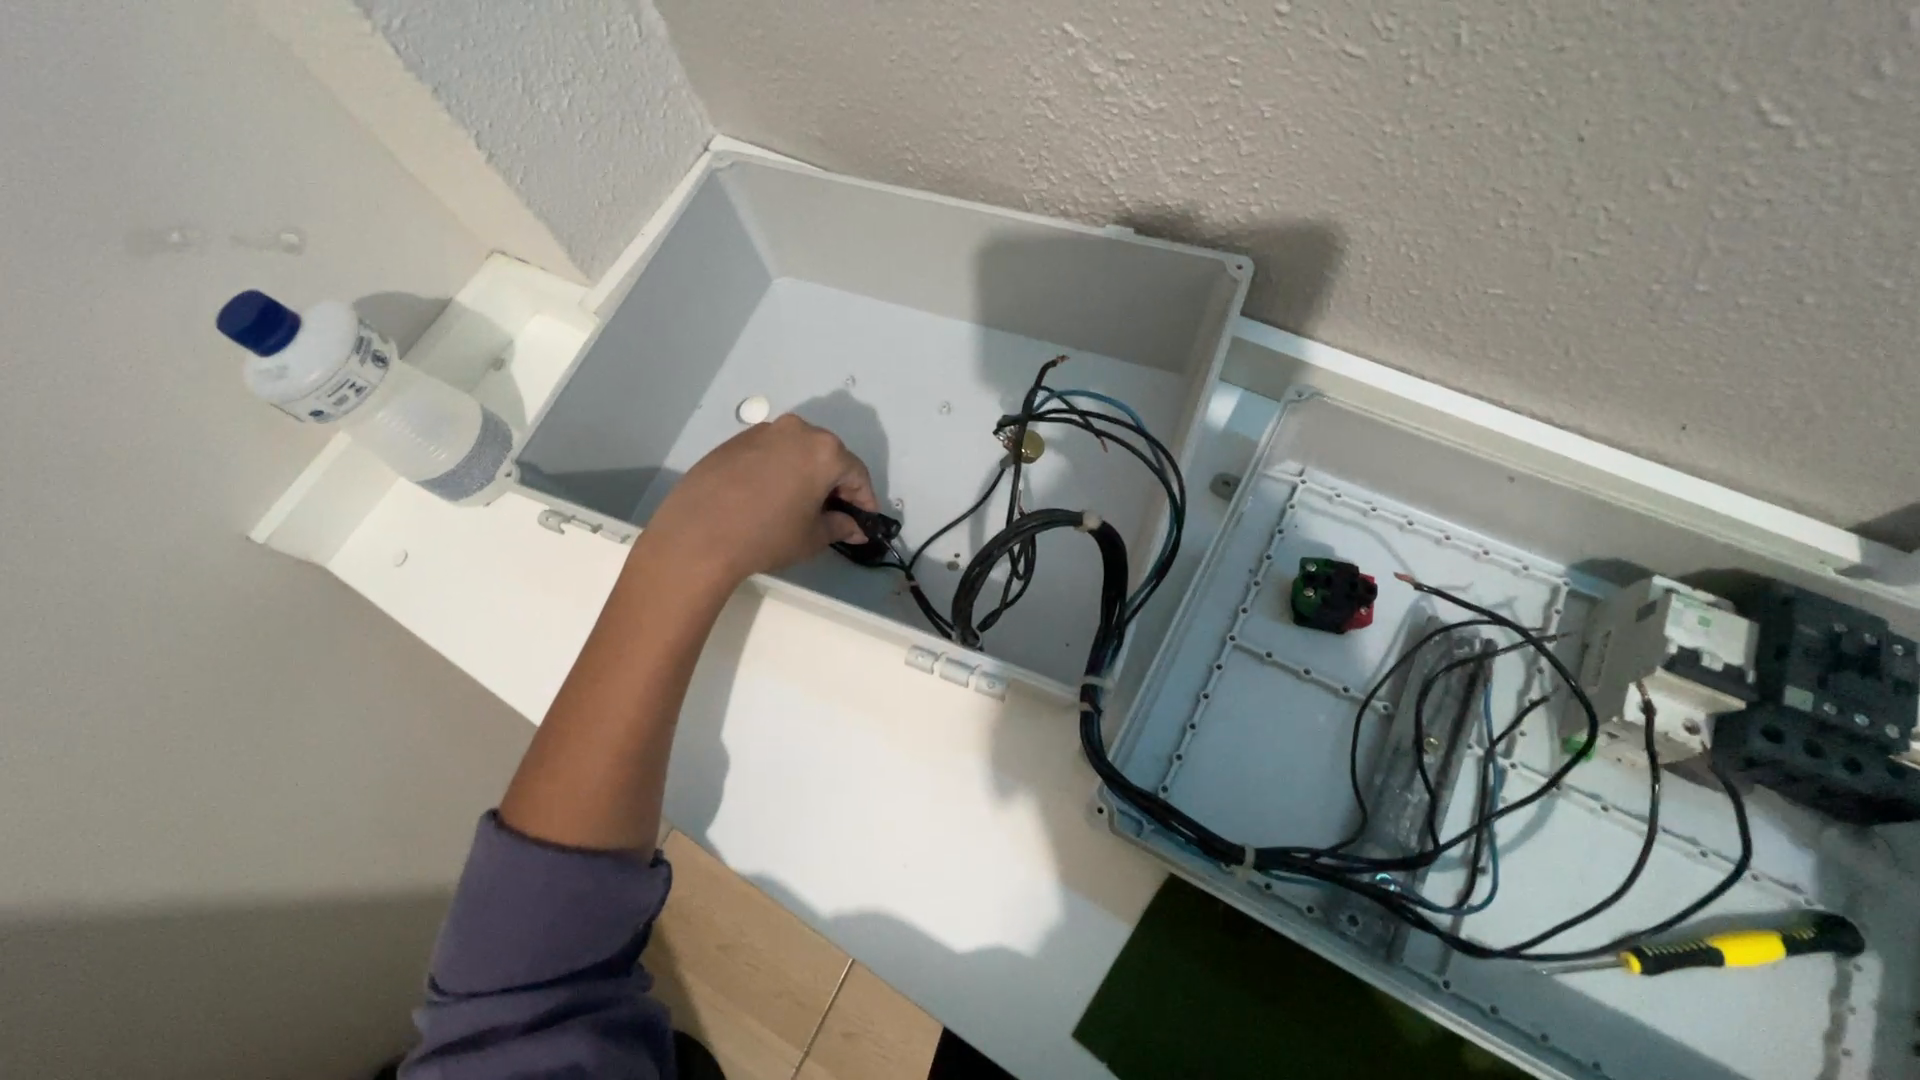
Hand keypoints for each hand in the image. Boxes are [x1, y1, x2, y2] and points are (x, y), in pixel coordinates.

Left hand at [639, 414, 877, 587]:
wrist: (698, 533)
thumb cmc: (767, 535)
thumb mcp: (811, 537)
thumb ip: (840, 526)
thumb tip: (855, 528)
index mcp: (825, 451)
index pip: (856, 474)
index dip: (864, 500)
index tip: (863, 522)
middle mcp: (797, 430)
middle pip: (828, 456)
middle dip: (835, 483)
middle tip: (832, 513)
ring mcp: (764, 431)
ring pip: (797, 451)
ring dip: (806, 473)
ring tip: (799, 504)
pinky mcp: (736, 440)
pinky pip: (770, 452)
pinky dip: (779, 470)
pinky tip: (768, 496)